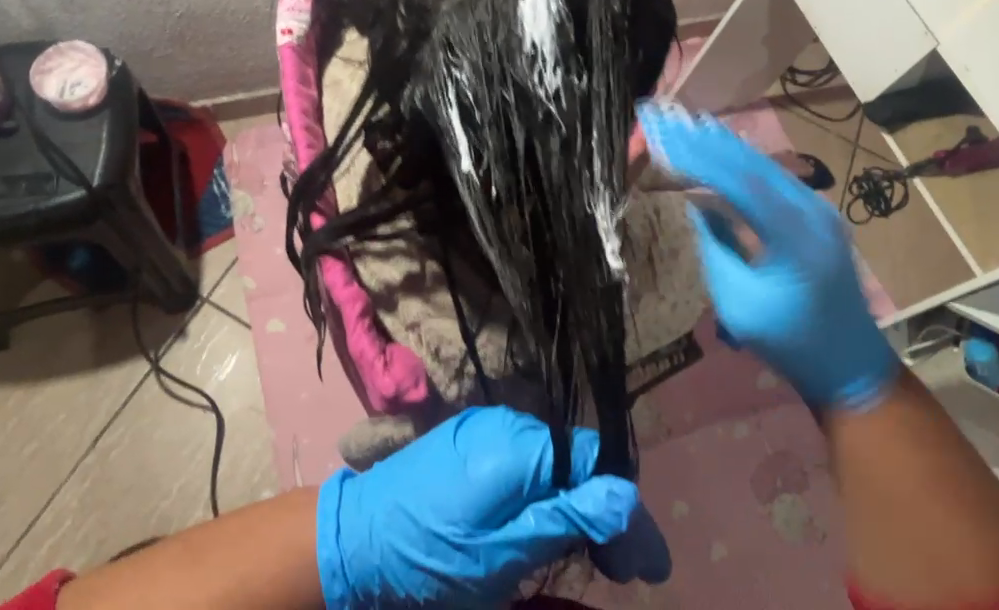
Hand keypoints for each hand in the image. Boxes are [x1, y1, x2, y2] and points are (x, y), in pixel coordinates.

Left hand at [316, 407, 670, 608]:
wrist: (353, 544)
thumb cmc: (431, 556)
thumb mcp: (505, 552)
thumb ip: (567, 518)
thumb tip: (629, 496)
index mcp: (519, 444)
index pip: (597, 463)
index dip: (627, 513)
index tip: (645, 568)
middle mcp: (506, 424)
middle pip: (577, 464)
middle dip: (606, 516)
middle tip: (622, 574)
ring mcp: (484, 432)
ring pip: (554, 467)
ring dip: (577, 511)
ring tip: (593, 561)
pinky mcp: (468, 445)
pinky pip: (525, 467)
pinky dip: (546, 500)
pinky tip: (550, 533)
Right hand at [638, 101, 898, 411]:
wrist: (850, 363)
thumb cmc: (790, 342)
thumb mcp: (739, 302)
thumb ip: (715, 248)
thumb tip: (694, 205)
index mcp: (795, 234)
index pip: (738, 181)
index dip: (698, 156)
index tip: (662, 135)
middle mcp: (811, 211)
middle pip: (752, 164)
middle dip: (706, 141)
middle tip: (667, 119)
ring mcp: (819, 211)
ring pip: (764, 167)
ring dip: (723, 146)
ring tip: (687, 124)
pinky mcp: (817, 217)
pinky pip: (773, 180)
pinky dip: (741, 163)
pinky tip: (720, 150)